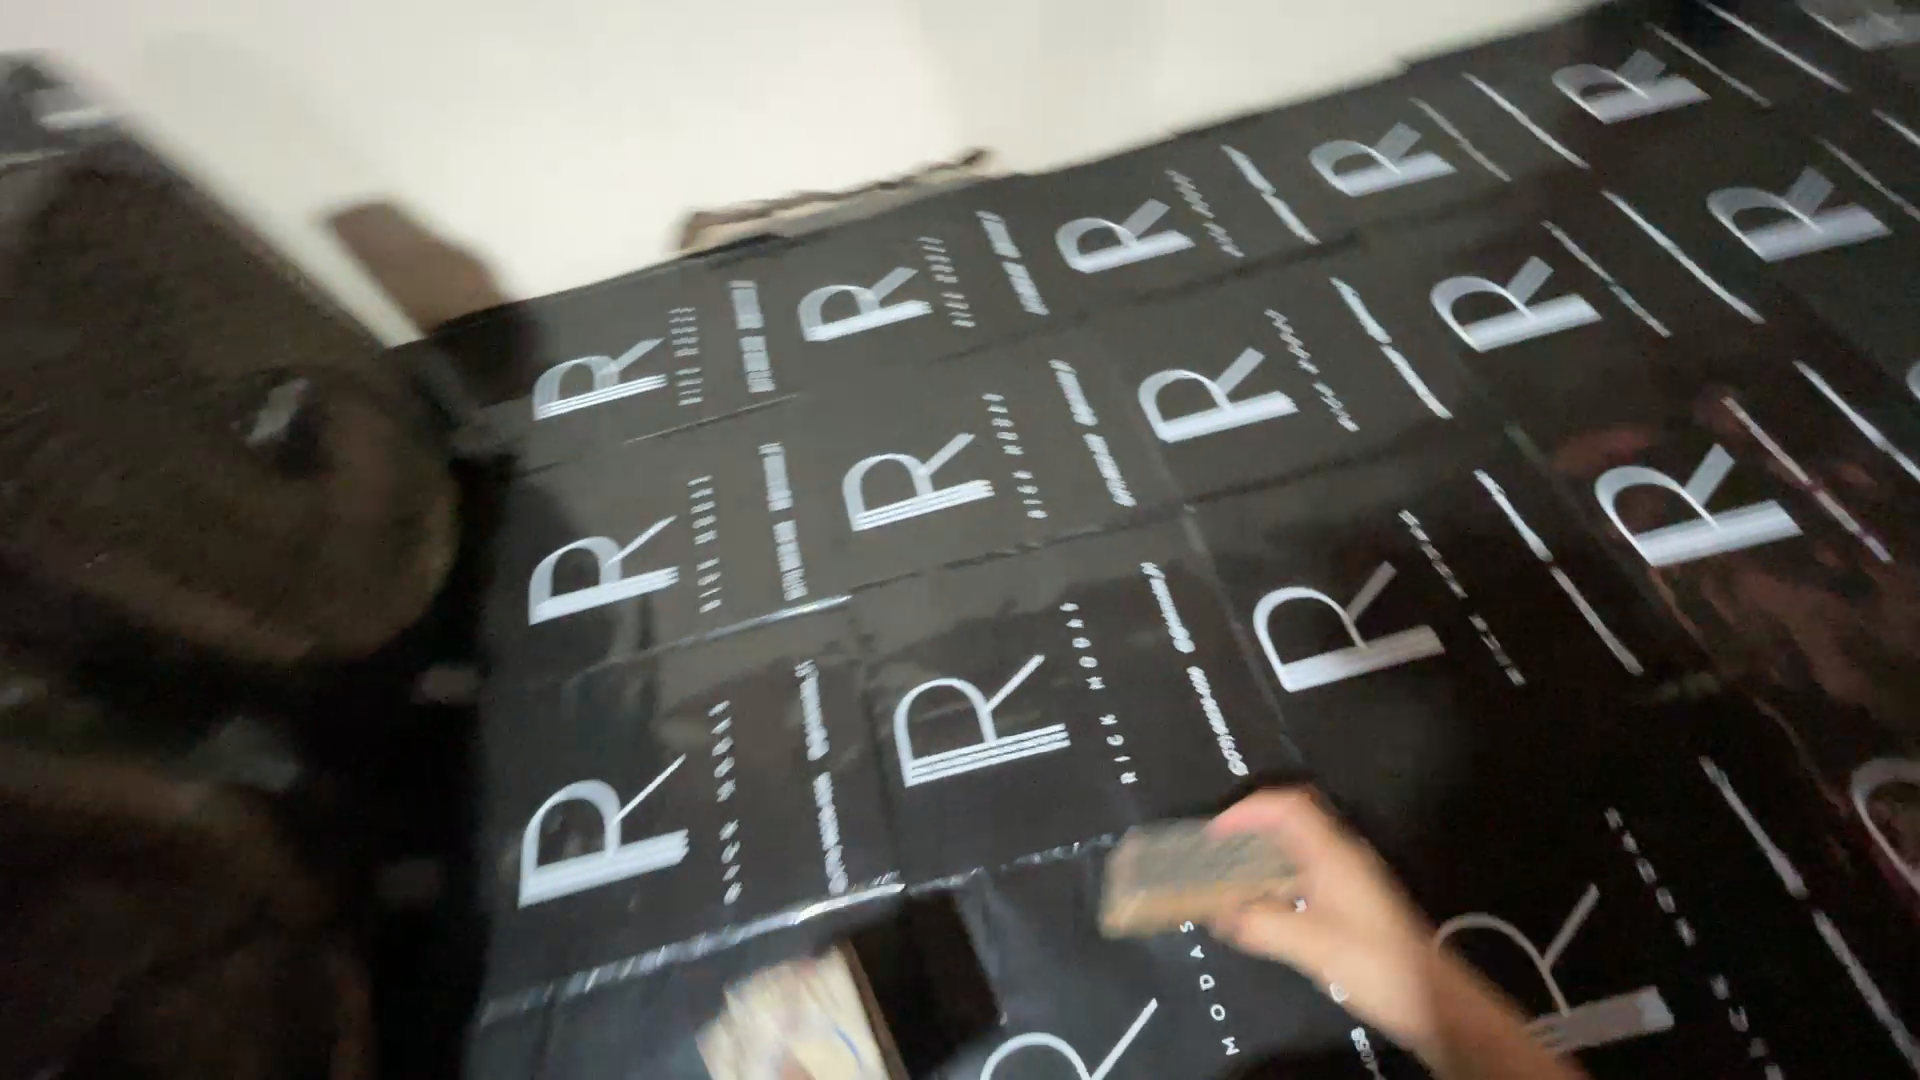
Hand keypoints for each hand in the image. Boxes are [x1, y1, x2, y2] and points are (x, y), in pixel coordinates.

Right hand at [1205, 789, 1464, 1051]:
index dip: (1249, 809)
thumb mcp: (1311, 945)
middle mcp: (1341, 854)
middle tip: (1222, 845)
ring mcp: (1350, 874)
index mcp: (1333, 853)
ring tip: (1234, 870)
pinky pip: (1306, 865)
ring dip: (1265, 848)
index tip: (1218, 831)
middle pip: (1292, 817)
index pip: (1288, 806)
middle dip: (1253, 824)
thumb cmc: (1375, 963)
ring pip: (1299, 842)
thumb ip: (1260, 924)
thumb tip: (1216, 913)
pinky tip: (1266, 900)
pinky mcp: (1352, 896)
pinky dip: (1279, 871)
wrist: (1436, 1004)